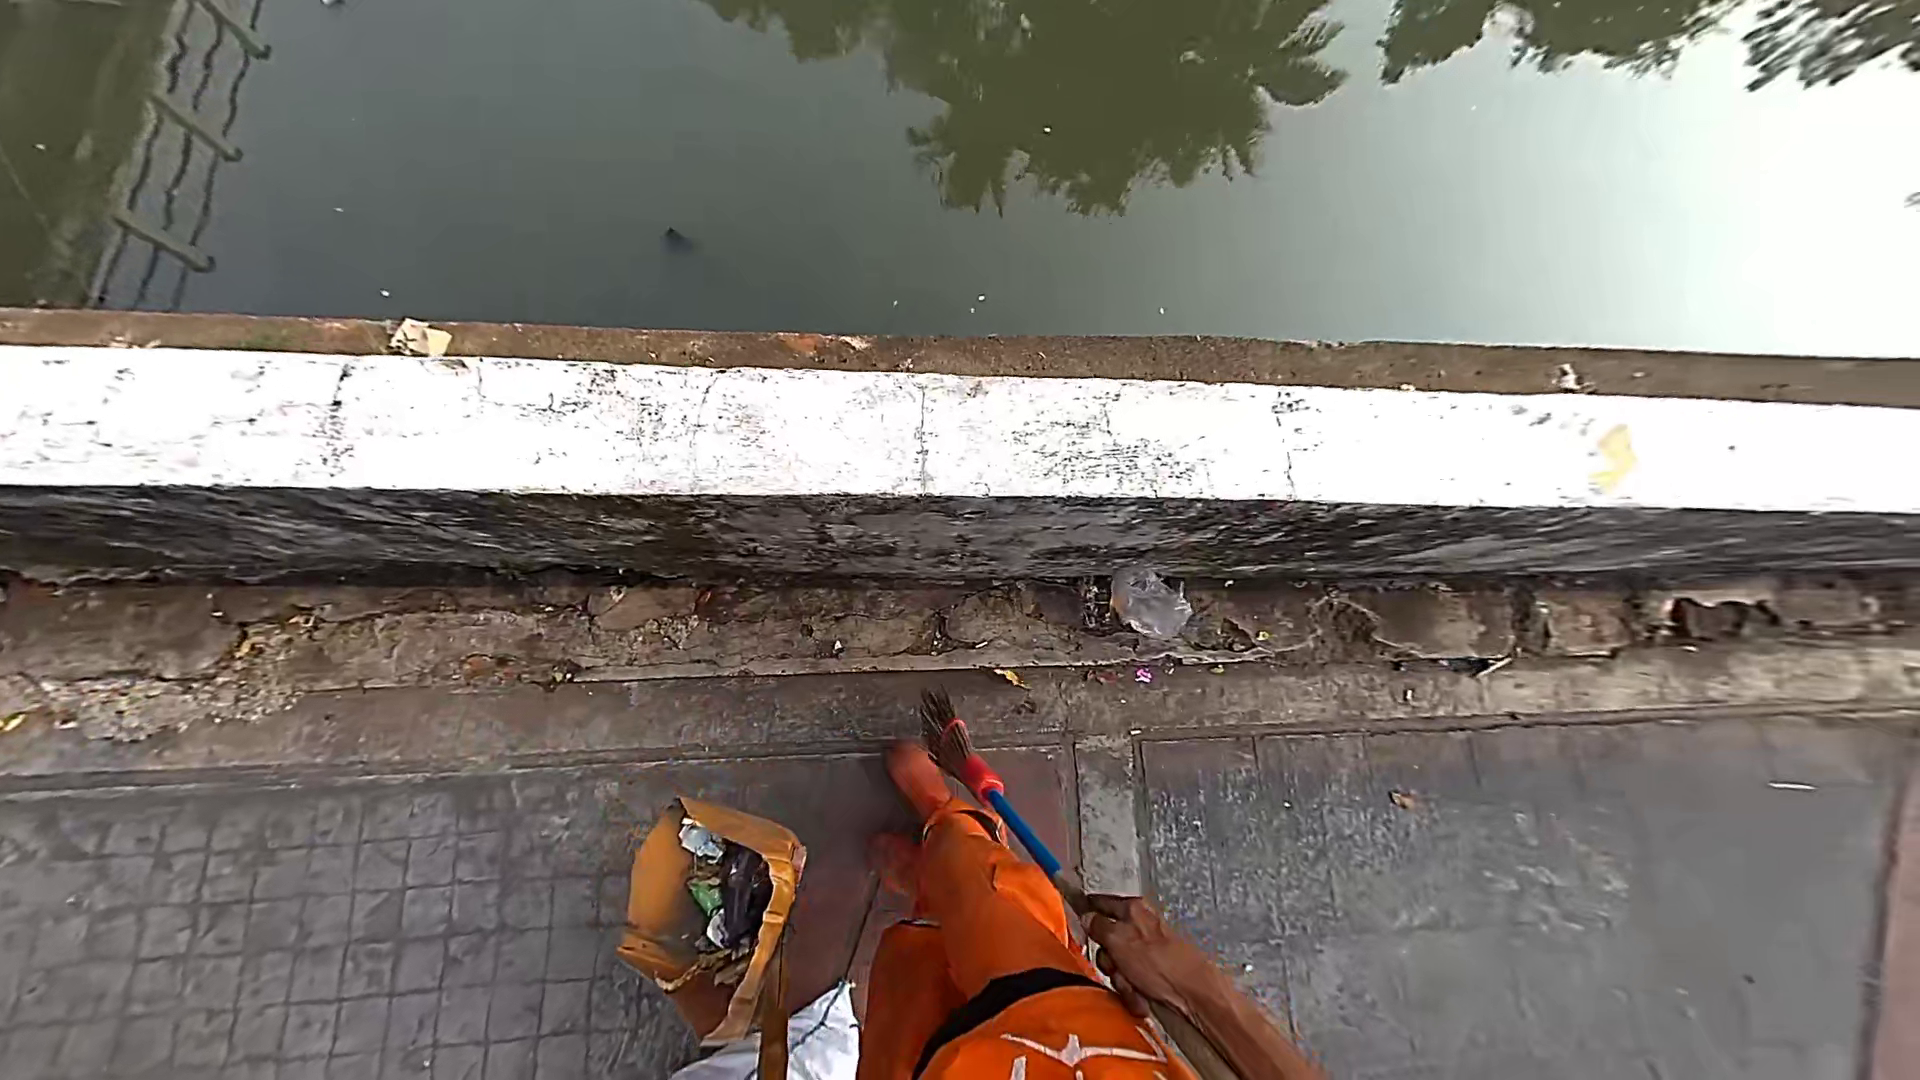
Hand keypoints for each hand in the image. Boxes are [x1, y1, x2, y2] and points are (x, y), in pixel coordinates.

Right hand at [1082, 894, 1220, 1018]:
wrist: (1194, 995)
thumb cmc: (1161, 962)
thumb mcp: (1119, 940)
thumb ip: (1098, 926)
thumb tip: (1086, 916)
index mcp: (1132, 908)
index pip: (1100, 903)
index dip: (1088, 911)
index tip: (1076, 915)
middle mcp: (1140, 926)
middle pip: (1107, 940)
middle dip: (1108, 960)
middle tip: (1116, 968)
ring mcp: (1147, 952)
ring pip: (1118, 965)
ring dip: (1122, 981)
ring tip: (1135, 989)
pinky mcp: (1155, 975)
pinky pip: (1133, 982)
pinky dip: (1134, 993)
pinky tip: (1143, 998)